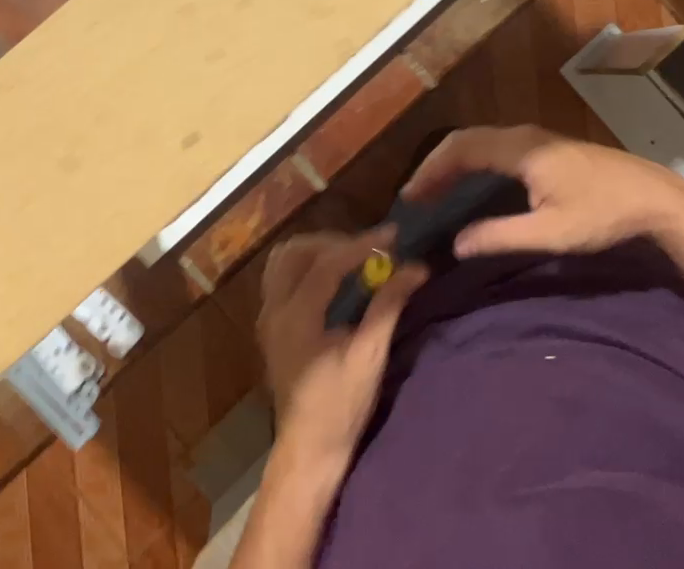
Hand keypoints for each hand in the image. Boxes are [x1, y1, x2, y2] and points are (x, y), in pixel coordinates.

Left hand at [255, 227, 427, 467]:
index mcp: (296, 317)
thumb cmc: (341, 406)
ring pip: (284, 260)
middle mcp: (274, 309)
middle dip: (335, 242)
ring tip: (352, 258)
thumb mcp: (370, 355)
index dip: (361, 244)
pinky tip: (333, 278)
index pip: (326, 263)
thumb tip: (416, 268)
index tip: (393, 236)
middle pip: (297, 251)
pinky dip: (306, 265)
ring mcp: (267, 317)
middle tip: (370, 250)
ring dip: (317, 250)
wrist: (309, 448)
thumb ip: (388, 306)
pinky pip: (281, 276)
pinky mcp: (270, 325)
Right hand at [401, 125, 683, 257]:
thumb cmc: (604, 215)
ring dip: (454, 162)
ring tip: (434, 190)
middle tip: (414, 196)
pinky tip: (471, 183)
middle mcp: (524, 136)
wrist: (656, 199)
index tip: (409, 197)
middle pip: (467, 139)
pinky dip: (473, 162)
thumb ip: (500, 236)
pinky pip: (496, 147)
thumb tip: (457, 243)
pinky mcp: (548, 148)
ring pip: (482, 141)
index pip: (461, 150)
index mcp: (521, 150)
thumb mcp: (551, 233)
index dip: (431, 171)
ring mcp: (538, 139)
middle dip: (436, 165)